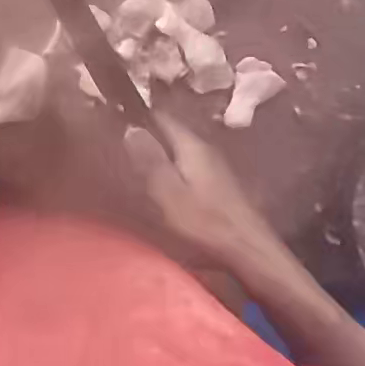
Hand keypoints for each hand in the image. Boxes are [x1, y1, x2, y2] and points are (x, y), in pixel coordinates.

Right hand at [123, 113, 275, 267]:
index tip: (115, 120)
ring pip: (178, 147)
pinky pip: (186, 162)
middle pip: (170, 130)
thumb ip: (150, 159)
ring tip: (134, 159)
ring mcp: (214, 164)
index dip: (137, 115)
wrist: (249, 250)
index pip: (161, 116)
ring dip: (158, 150)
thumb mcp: (168, 192)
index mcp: (191, 145)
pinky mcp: (218, 181)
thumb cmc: (204, 222)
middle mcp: (205, 147)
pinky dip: (171, 165)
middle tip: (119, 142)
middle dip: (146, 132)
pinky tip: (160, 179)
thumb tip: (131, 128)